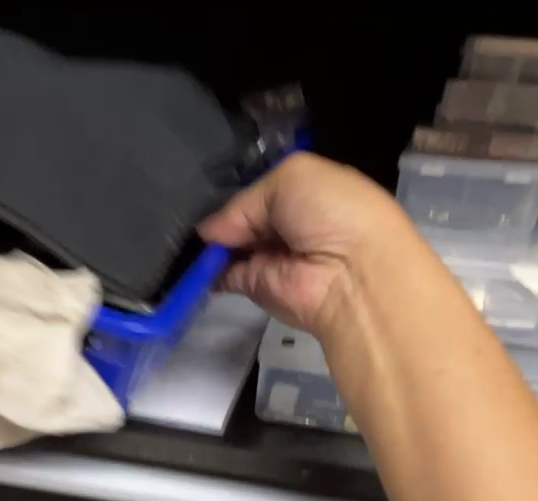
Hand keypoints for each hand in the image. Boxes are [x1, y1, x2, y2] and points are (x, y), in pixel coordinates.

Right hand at [198, 153, 413, 334]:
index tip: (210, 192)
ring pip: (228, 245)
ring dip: (208, 241)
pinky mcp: (254, 286)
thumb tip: (209, 231)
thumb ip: (245, 200)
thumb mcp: (291, 177)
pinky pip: (223, 274)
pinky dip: (204, 268)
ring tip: (187, 234)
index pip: (261, 190)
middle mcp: (287, 225)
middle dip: (220, 215)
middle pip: (241, 217)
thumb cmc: (330, 212)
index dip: (238, 191)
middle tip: (189, 213)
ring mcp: (269, 257)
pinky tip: (189, 257)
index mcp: (305, 193)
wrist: (350, 274)